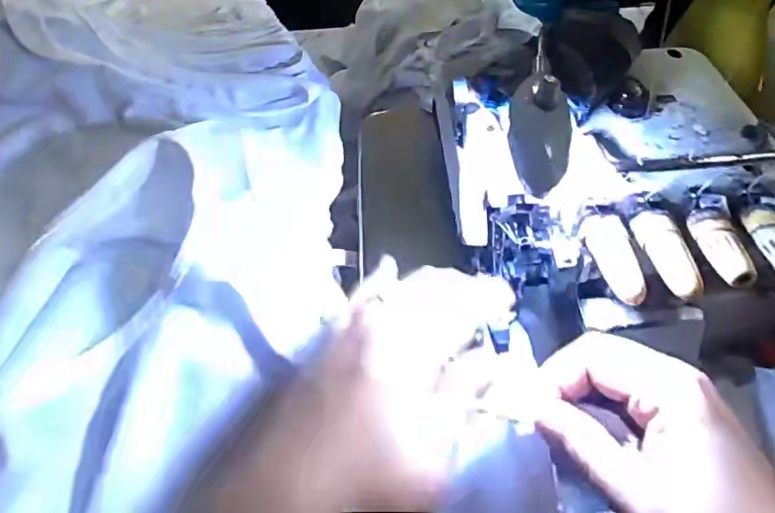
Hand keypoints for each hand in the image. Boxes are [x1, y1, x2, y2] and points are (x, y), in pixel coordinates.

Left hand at [209, 259, 512, 512]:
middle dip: (463, 287)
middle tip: (485, 303)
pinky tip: (392, 285)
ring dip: (430, 286)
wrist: (266, 506)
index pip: (461, 303)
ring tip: (450, 301)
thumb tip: (487, 362)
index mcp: (406, 349)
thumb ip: (460, 403)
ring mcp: (343, 327)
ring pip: (398, 283)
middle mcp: (375, 323)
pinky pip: (361, 294)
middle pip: (431, 284)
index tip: (508, 300)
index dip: (489, 296)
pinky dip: (386, 286)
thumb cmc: (355, 492)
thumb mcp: (426, 466)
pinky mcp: (320, 339)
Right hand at [532, 334, 774, 512]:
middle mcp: (680, 378)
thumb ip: (584, 444)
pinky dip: (609, 422)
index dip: (554, 376)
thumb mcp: (639, 493)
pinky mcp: (692, 426)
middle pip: (607, 362)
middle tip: (532, 426)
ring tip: (553, 438)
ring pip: (620, 385)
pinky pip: (639, 408)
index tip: (524, 412)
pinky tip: (590, 447)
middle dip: (566, 389)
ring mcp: (690, 400)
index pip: (595, 351)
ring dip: (584, 406)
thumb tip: (533, 408)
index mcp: (671, 381)